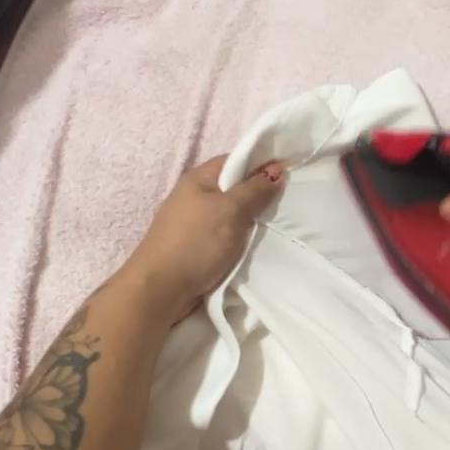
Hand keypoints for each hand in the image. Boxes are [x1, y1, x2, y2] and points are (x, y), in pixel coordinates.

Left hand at [111, 154, 285, 321]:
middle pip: (234, 187)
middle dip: (259, 194)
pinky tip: (256, 244)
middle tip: (288, 202)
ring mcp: (193, 221)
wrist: (160, 289)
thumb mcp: (230, 211)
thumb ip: (255, 190)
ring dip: (251, 219)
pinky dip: (240, 237)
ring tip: (278, 223)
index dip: (262, 163)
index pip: (235, 160)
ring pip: (231, 213)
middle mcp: (194, 195)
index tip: (290, 173)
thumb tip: (276, 169)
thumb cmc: (196, 243)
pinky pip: (224, 233)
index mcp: (198, 178)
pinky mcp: (195, 245)